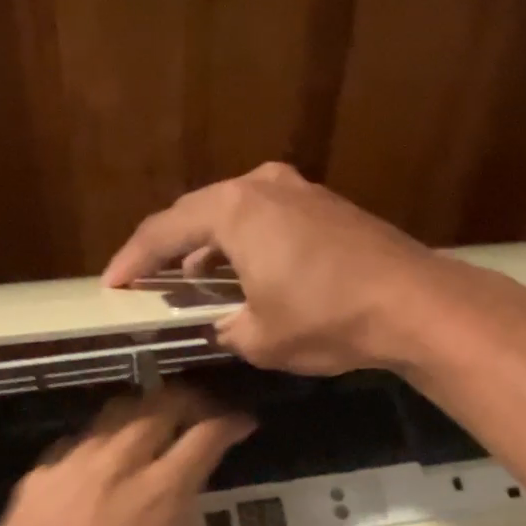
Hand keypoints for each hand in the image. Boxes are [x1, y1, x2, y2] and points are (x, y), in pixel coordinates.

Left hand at [0, 389, 255, 525]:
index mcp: (164, 491)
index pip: (205, 436)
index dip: (229, 424)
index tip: (241, 425)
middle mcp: (119, 464)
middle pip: (158, 408)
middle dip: (186, 403)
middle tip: (198, 414)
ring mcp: (73, 467)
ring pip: (112, 419)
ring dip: (140, 416)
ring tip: (148, 427)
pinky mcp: (37, 480)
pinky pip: (73, 447)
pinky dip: (95, 447)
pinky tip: (94, 467)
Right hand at [102, 162, 525, 376]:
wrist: (413, 305)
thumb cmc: (327, 319)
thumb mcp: (260, 339)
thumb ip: (227, 329)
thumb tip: (225, 326)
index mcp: (235, 210)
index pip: (165, 231)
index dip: (133, 260)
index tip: (112, 283)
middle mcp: (263, 186)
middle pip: (199, 213)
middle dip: (170, 248)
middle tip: (147, 277)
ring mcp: (301, 192)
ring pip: (236, 215)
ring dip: (211, 247)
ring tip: (192, 280)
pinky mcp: (327, 208)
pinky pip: (268, 221)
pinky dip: (246, 245)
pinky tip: (246, 274)